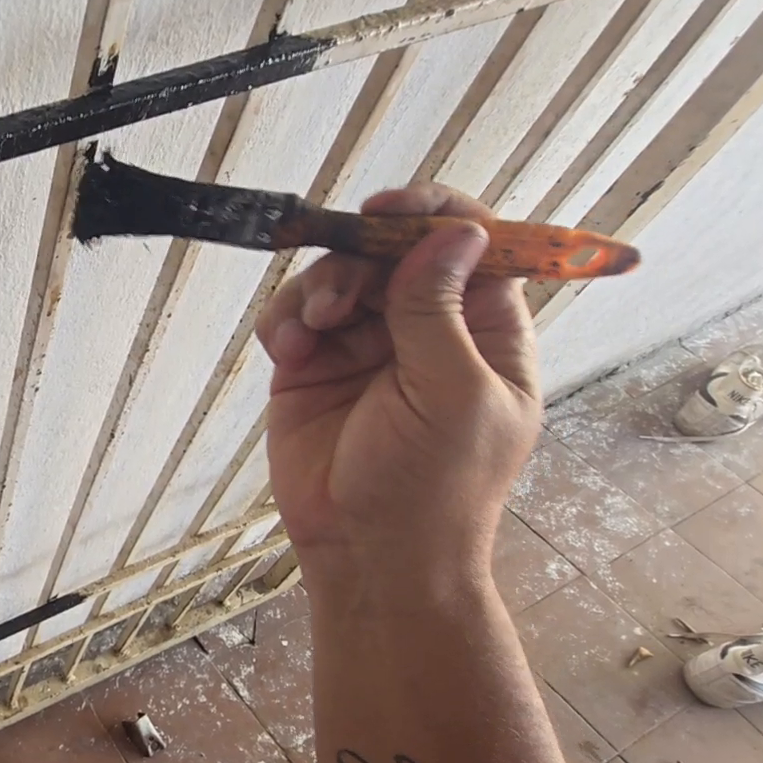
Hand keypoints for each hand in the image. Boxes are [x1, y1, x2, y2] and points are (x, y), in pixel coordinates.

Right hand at [253, 185, 540, 597]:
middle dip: (357, 264)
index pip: (470, 245)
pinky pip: (291, 319)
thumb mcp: (451, 394)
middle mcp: (420, 327)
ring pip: (333, 280)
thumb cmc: (430, 484)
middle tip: (336, 303)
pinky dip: (283, 323)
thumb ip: (439, 313)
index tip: (386, 212)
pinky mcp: (308, 369)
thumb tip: (453, 234)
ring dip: (314, 294)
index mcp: (480, 328)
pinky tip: (286, 351)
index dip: (432, 215)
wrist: (365, 550)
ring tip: (306, 336)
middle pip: (388, 254)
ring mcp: (359, 347)